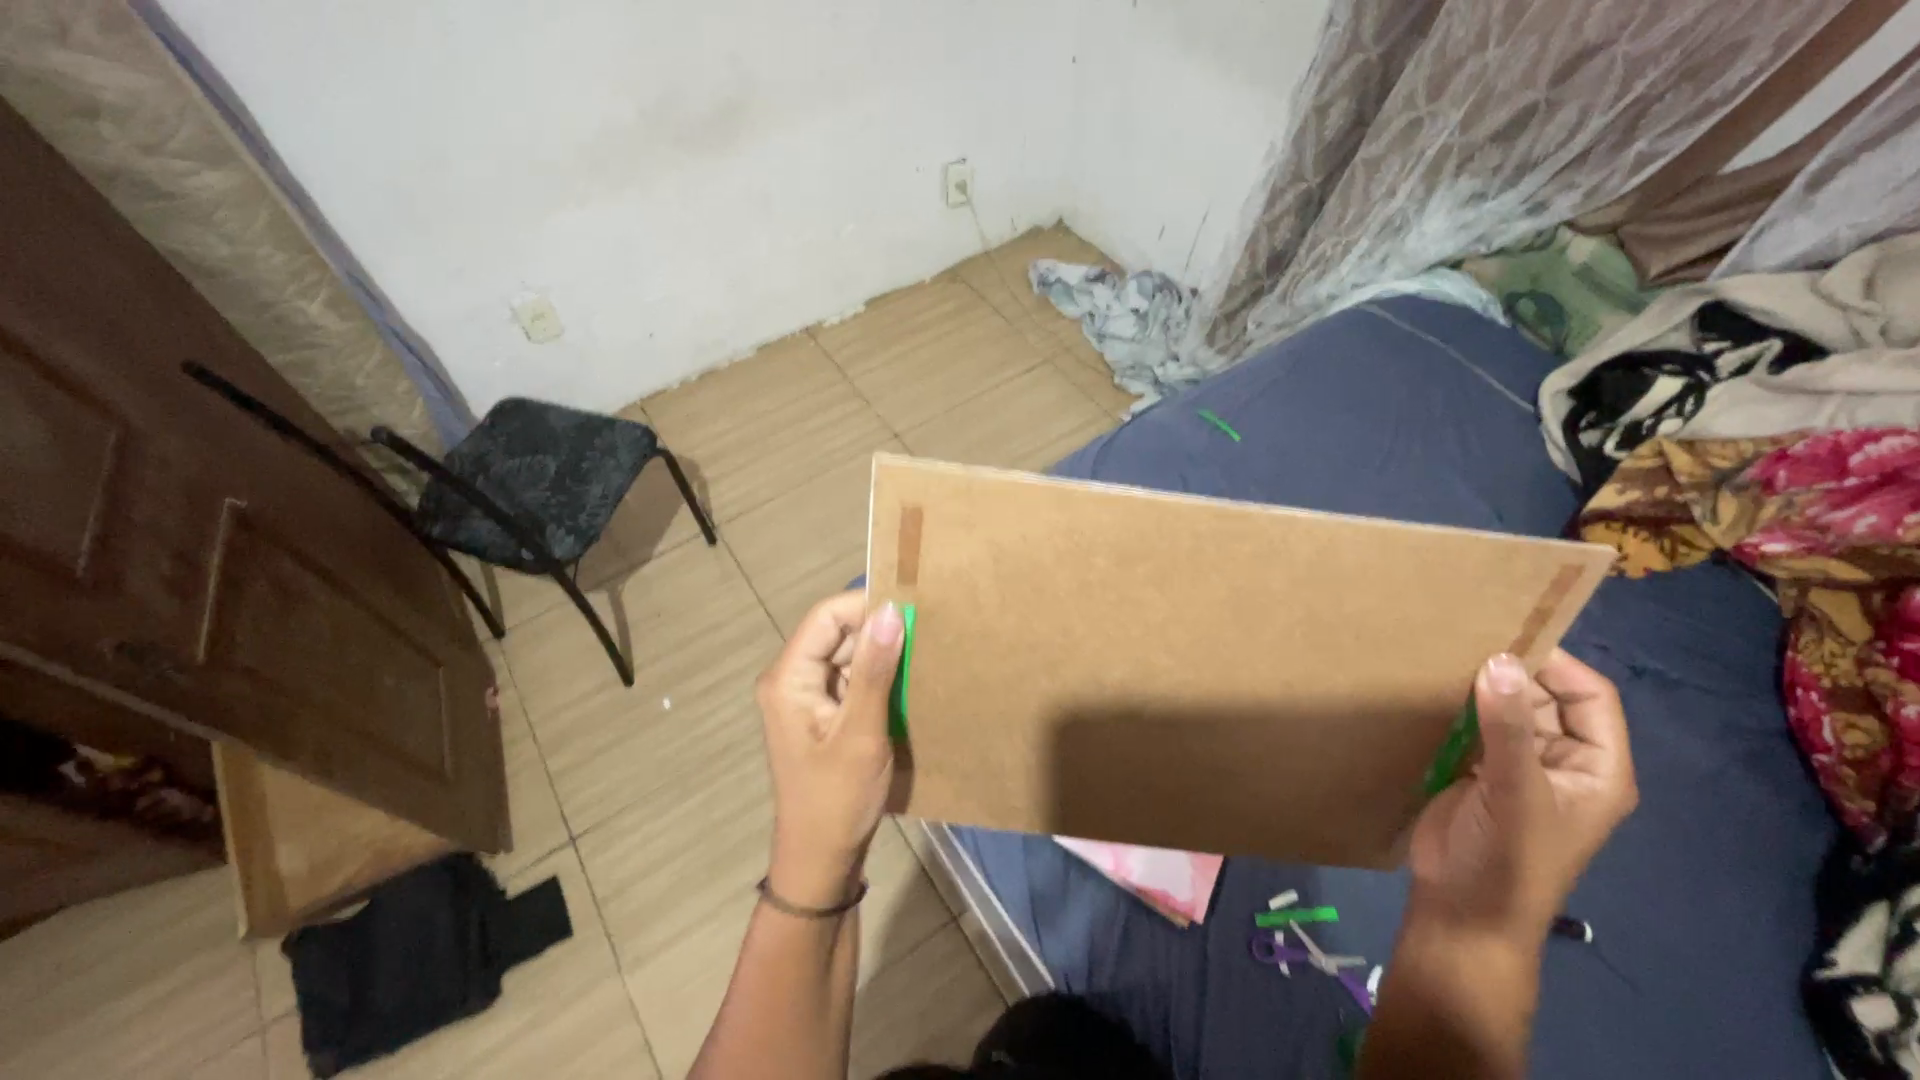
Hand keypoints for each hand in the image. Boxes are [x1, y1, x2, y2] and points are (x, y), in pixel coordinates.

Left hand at [755, 591, 904, 908]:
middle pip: (837, 633)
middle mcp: (792, 679)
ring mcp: (807, 698)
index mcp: (788, 678)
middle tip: (928, 630)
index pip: (826, 616)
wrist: (822, 859)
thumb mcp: (861, 733)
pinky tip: (910, 682)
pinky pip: (852, 681)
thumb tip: (890, 610)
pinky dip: (879, 679)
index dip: (866, 604)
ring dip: (882, 655)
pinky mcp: (824, 715)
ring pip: (848, 656)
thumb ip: (874, 670)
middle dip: (879, 630)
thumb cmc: (838, 799)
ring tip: (925, 652)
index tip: (913, 607)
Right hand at [1407, 649, 1637, 946]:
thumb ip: (1506, 727)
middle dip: (1511, 673)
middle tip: (1462, 639)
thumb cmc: (1507, 860)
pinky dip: (1455, 711)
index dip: (1556, 666)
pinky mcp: (1476, 773)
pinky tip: (1427, 692)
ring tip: (1440, 657)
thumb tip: (1498, 660)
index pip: (1590, 697)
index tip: (1506, 637)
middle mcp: (1561, 761)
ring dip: (1479, 690)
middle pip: (1544, 699)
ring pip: (1504, 712)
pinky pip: (1472, 729)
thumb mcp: (1515, 792)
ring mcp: (1516, 768)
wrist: (1461, 913)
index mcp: (1596, 767)